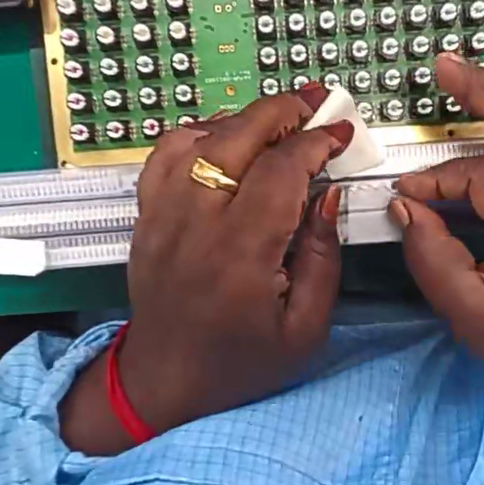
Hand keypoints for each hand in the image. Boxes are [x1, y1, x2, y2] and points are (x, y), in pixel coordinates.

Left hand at [62, 84, 352, 453]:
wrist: (164, 381)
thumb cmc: (240, 363)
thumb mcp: (305, 328)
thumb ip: (322, 255)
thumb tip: (326, 192)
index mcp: (241, 256)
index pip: (279, 171)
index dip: (314, 142)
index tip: (338, 132)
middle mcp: (195, 225)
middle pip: (236, 139)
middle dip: (282, 110)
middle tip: (313, 103)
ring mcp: (161, 216)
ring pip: (198, 139)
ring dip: (242, 118)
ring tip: (276, 117)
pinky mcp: (144, 217)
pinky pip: (164, 156)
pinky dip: (197, 133)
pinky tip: (224, 136)